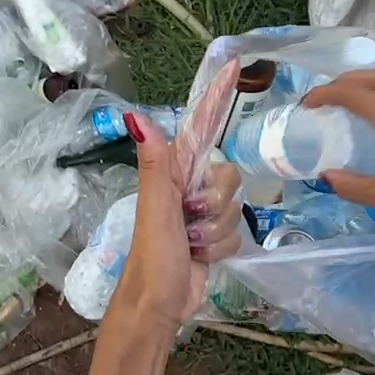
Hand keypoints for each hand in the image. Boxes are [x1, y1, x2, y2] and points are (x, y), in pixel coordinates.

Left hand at [107, 111, 244, 329]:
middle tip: (191, 218)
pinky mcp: (214, 237)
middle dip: (215, 202)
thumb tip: (138, 118)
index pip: (199, 129)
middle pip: (227, 174)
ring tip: (191, 243)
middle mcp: (188, 187)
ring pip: (234, 206)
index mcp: (171, 173)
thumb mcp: (155, 210)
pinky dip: (221, 247)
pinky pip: (236, 231)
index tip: (235, 67)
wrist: (159, 307)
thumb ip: (155, 166)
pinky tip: (203, 257)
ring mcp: (202, 213)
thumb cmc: (153, 258)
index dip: (216, 99)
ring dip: (215, 231)